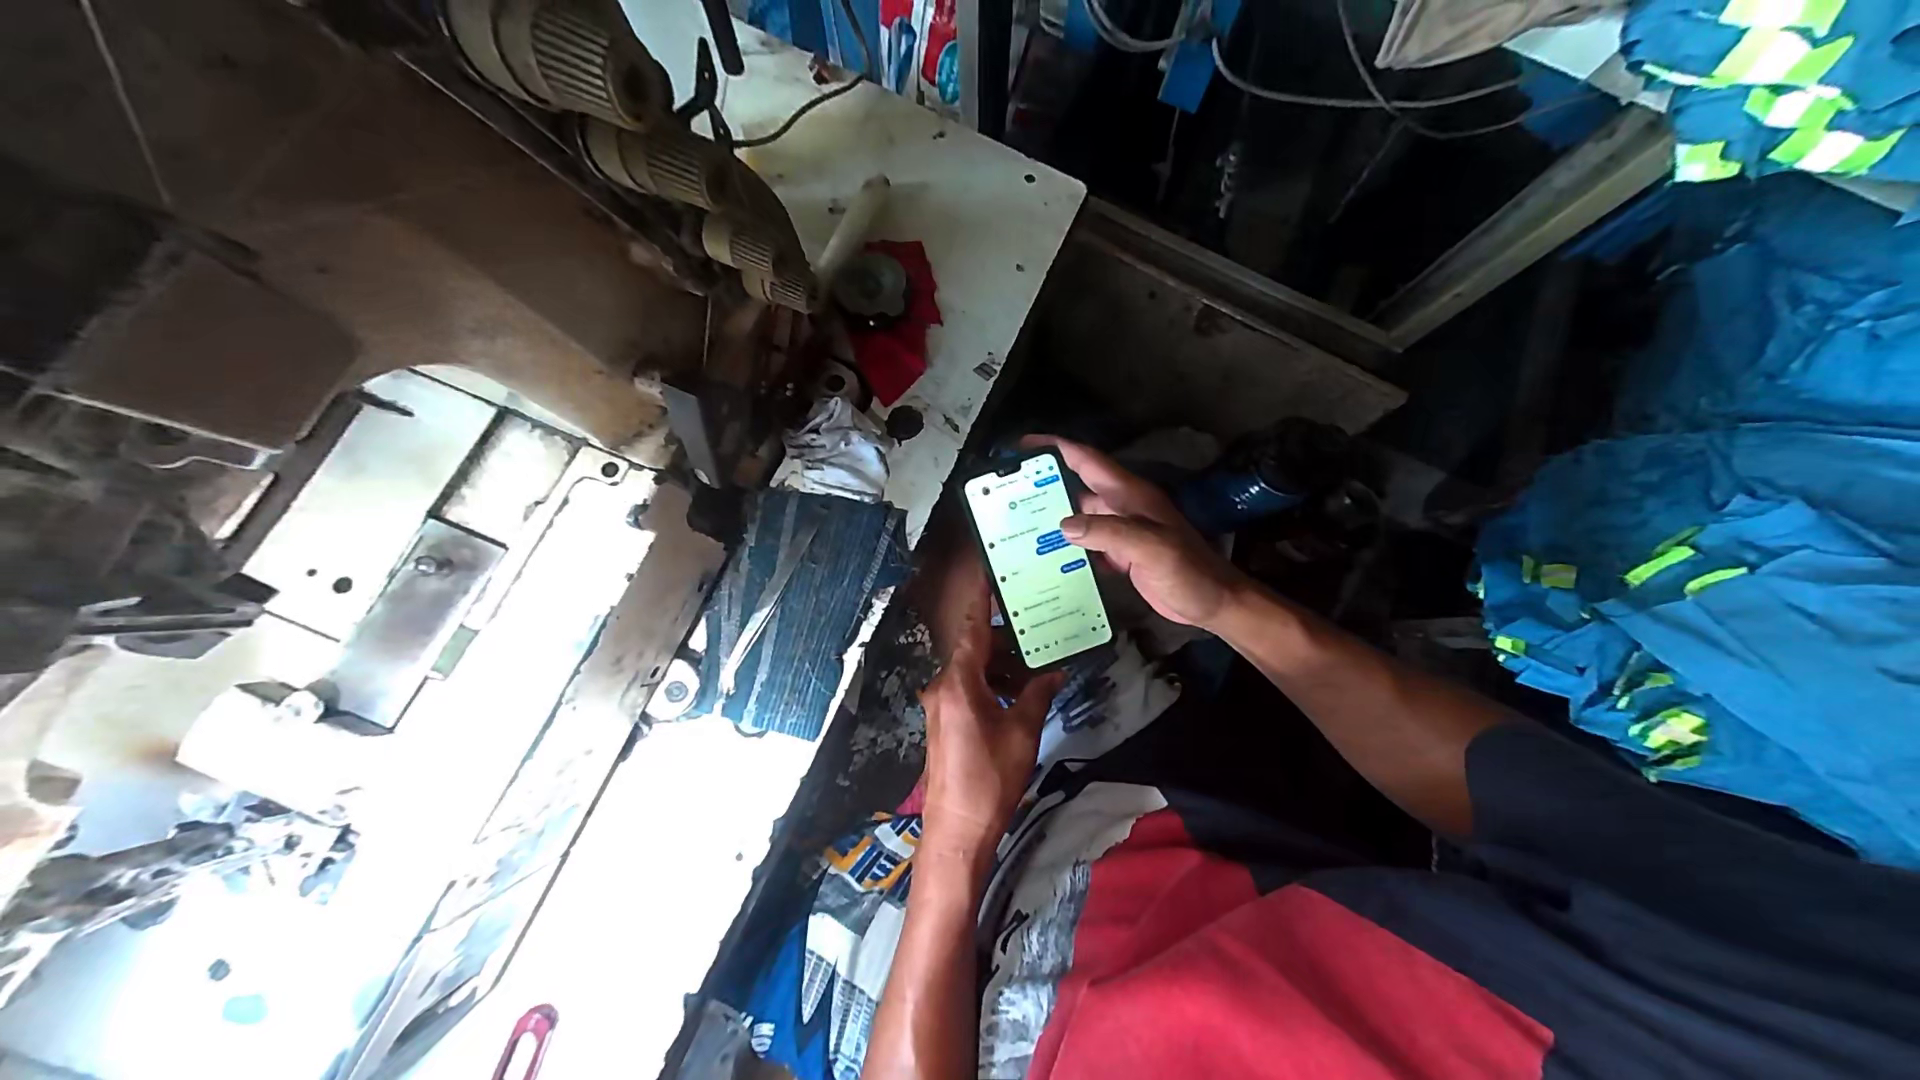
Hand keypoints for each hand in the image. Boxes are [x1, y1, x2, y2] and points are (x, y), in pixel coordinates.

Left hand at [919, 554, 1063, 853]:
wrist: (958, 827)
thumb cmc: (991, 776)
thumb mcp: (1022, 731)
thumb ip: (1037, 694)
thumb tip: (1054, 672)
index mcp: (958, 680)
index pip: (970, 626)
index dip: (981, 598)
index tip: (991, 571)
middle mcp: (942, 685)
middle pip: (972, 647)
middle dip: (1004, 638)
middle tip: (1036, 627)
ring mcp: (939, 704)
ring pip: (971, 670)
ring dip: (1000, 665)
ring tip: (1036, 665)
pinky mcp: (943, 721)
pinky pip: (967, 689)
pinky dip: (990, 684)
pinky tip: (1018, 693)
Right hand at [1022, 435, 1248, 630]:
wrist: (1212, 602)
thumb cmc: (1188, 571)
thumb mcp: (1151, 548)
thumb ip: (1109, 533)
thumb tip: (1063, 525)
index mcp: (1129, 495)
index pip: (1087, 460)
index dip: (1056, 447)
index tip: (1023, 445)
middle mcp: (1121, 507)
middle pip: (1075, 486)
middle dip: (1043, 483)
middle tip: (1007, 490)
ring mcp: (1120, 530)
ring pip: (1077, 516)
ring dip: (1050, 516)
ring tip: (1015, 522)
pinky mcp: (1119, 554)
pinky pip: (1085, 542)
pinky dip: (1064, 544)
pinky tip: (1043, 554)